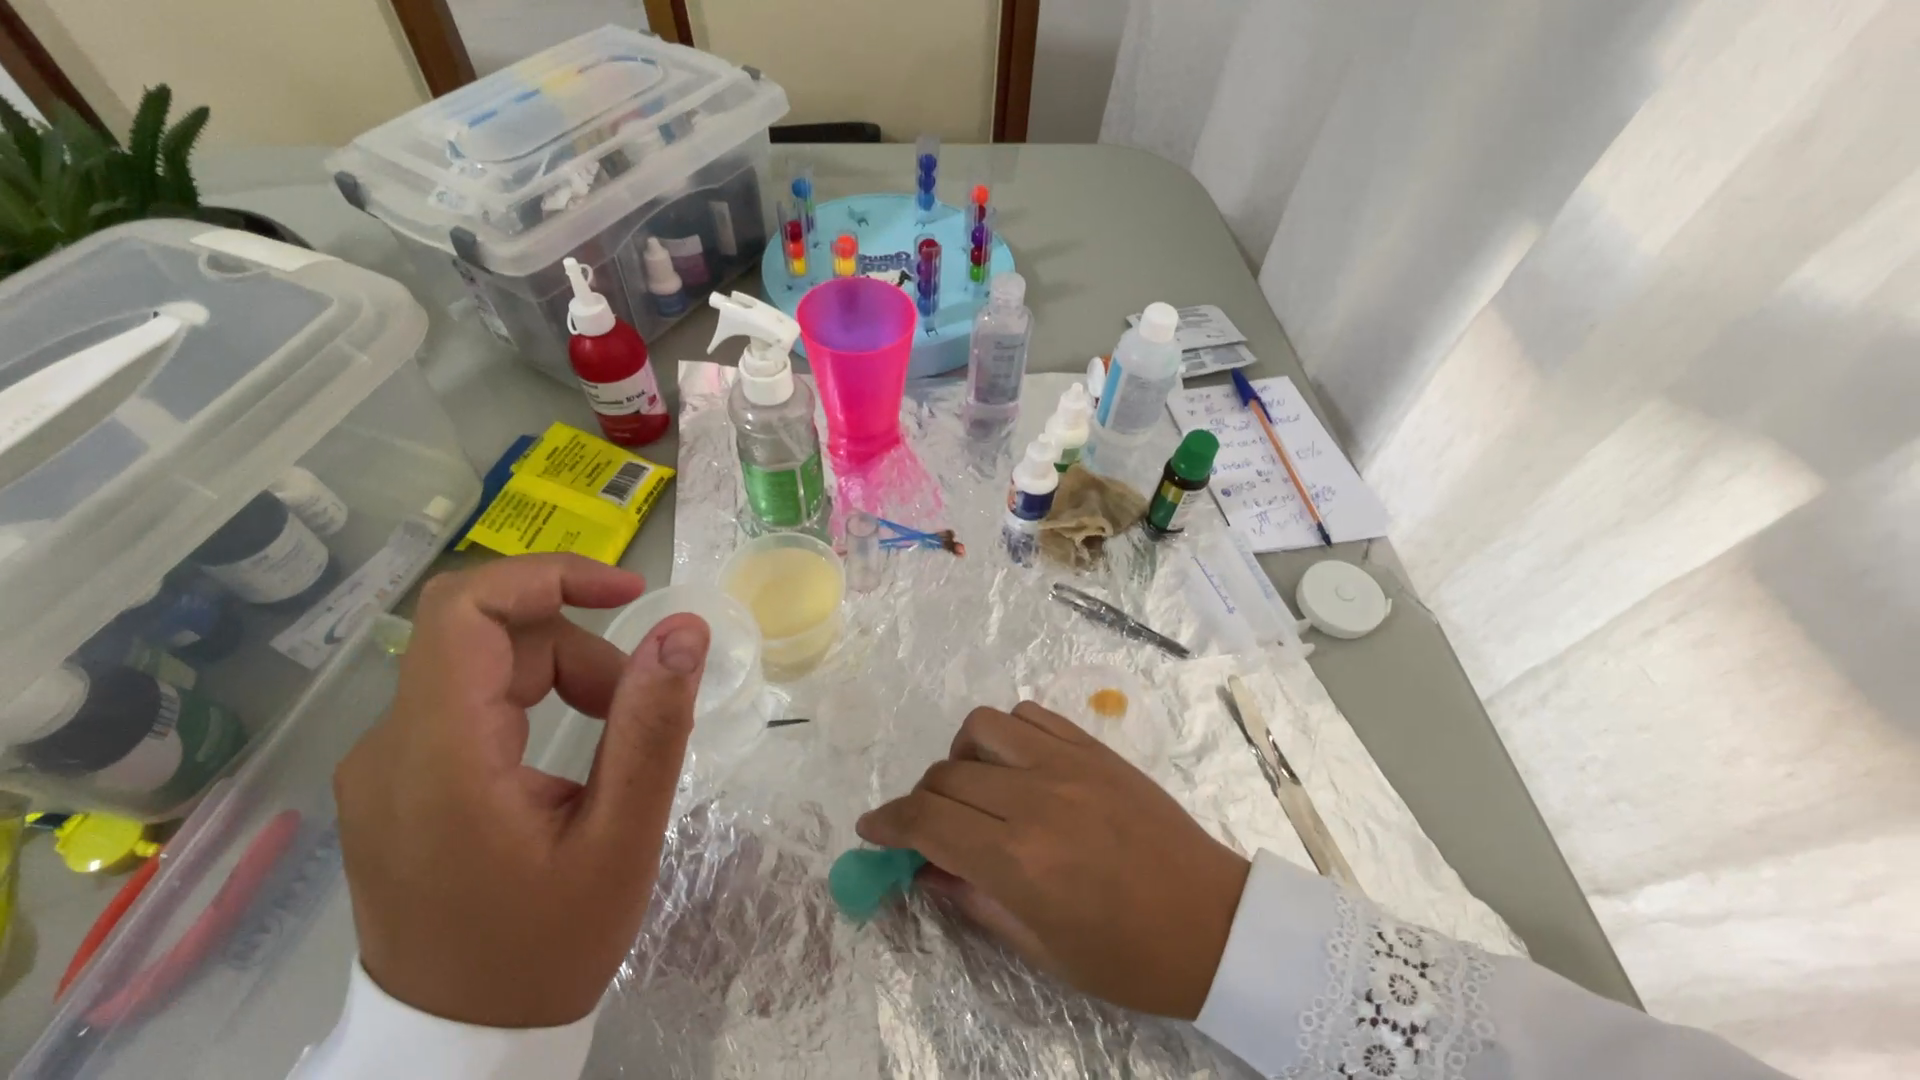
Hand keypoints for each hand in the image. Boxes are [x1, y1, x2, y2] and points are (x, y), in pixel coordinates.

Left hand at [333, 554, 709, 1027]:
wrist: (456, 1043)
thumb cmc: (547, 948)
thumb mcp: (622, 841)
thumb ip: (652, 727)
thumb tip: (685, 628)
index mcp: (440, 756)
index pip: (467, 609)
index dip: (551, 576)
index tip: (629, 593)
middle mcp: (388, 747)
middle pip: (485, 637)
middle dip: (576, 647)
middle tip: (639, 704)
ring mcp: (381, 767)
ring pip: (475, 667)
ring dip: (557, 676)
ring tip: (612, 740)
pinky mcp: (391, 785)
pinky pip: (460, 705)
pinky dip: (525, 703)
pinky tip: (562, 761)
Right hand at [857, 701, 1250, 1019]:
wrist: (1216, 924)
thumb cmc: (1128, 957)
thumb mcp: (1041, 949)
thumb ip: (974, 901)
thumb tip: (924, 871)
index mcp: (1019, 860)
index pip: (927, 821)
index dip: (888, 823)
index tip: (872, 830)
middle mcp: (1036, 799)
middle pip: (946, 775)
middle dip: (921, 801)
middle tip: (930, 830)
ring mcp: (1069, 765)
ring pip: (983, 727)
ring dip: (962, 757)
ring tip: (976, 789)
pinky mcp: (1096, 749)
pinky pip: (1032, 715)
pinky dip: (1008, 733)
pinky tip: (1016, 765)